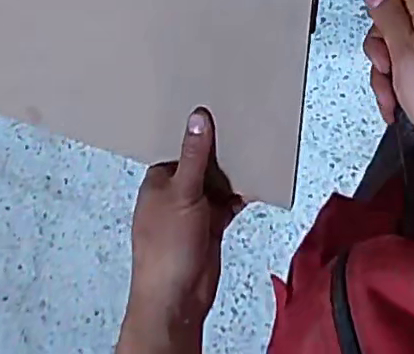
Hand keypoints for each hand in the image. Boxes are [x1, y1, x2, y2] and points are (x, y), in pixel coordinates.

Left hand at [116, 108, 244, 353]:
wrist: (177, 300)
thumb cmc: (165, 248)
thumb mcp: (182, 191)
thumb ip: (193, 155)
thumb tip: (197, 118)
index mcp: (159, 180)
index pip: (179, 146)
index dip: (196, 132)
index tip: (214, 113)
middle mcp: (175, 192)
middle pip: (200, 163)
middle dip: (217, 151)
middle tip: (239, 126)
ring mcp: (193, 210)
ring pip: (215, 182)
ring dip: (230, 173)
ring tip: (251, 149)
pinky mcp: (210, 226)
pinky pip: (228, 202)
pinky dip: (239, 195)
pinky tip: (254, 183)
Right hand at [363, 0, 413, 166]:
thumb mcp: (403, 51)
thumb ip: (387, 17)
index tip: (375, 21)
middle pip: (394, 21)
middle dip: (380, 46)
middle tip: (385, 65)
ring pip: (396, 50)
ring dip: (385, 73)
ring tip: (391, 96)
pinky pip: (407, 71)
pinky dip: (397, 87)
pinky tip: (397, 106)